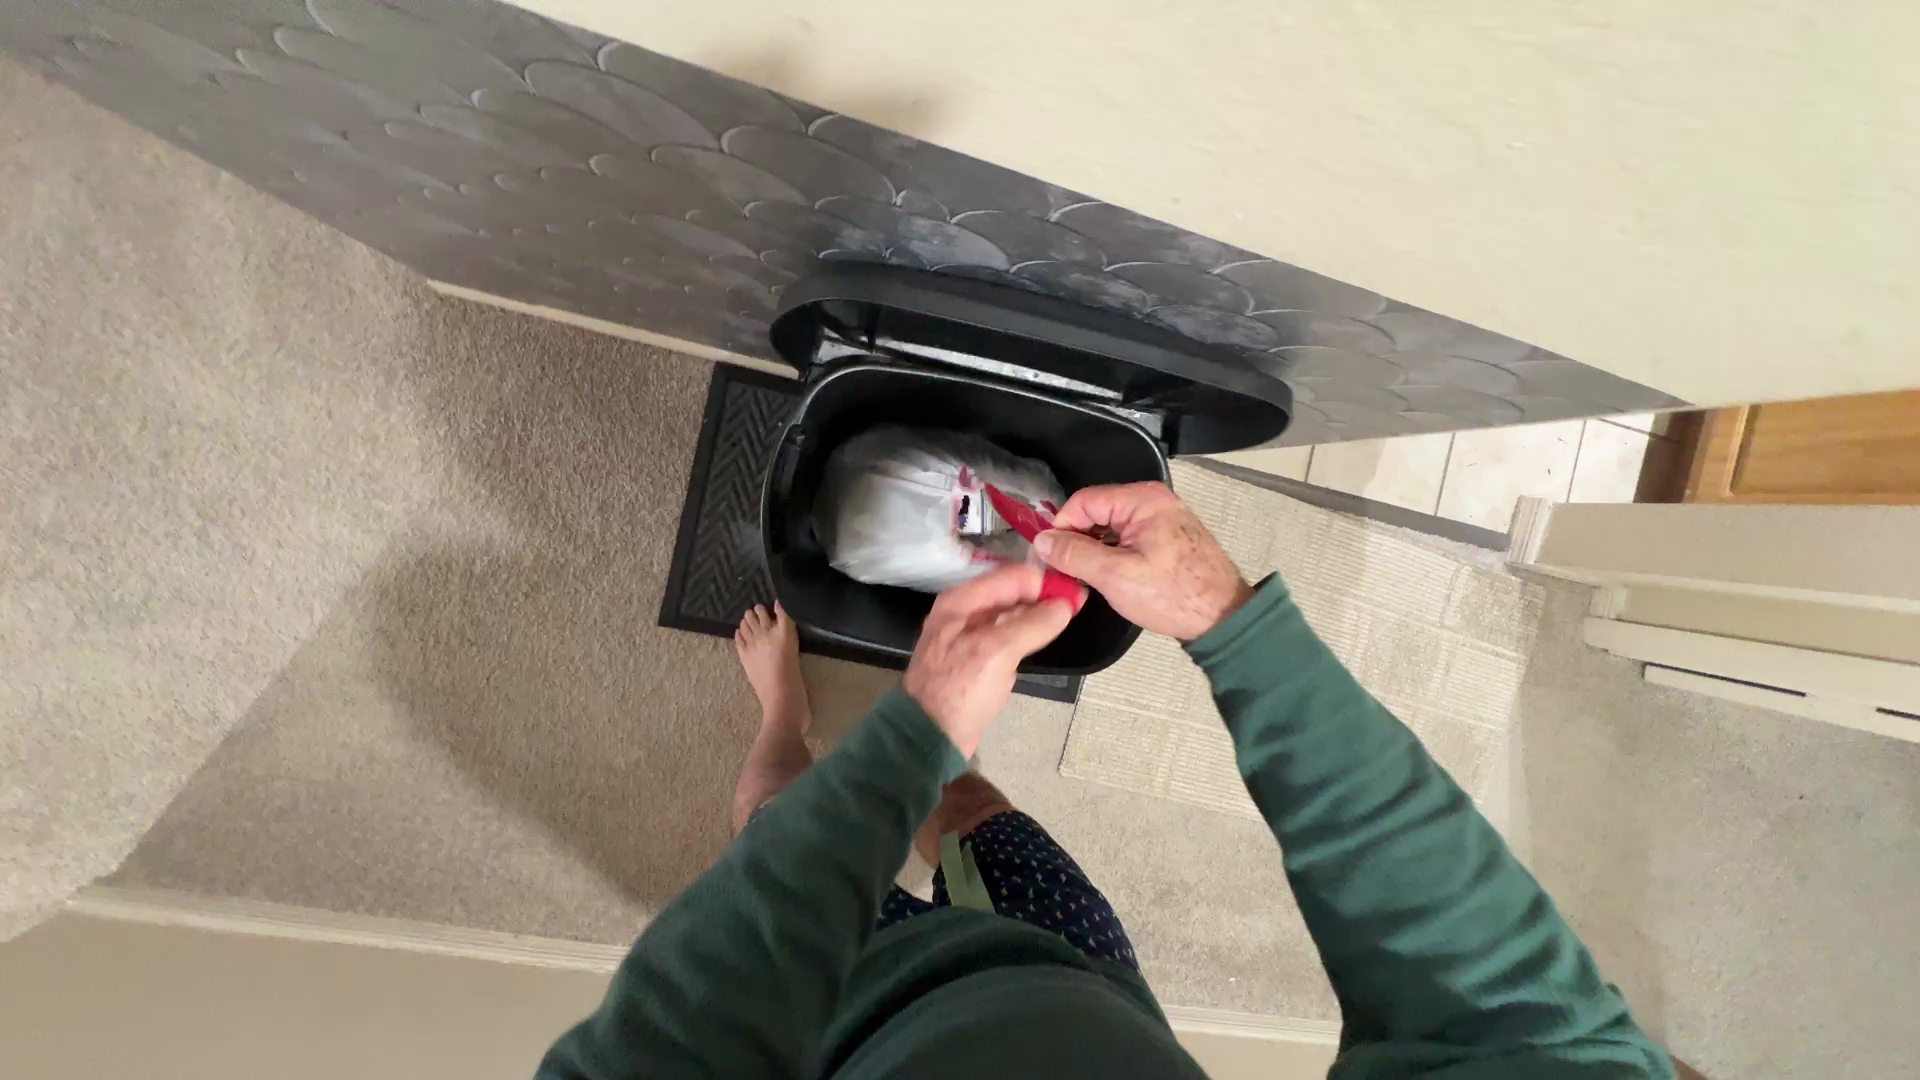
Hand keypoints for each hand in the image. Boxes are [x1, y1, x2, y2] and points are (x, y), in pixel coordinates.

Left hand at [903, 564, 1074, 756]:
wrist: (931, 736)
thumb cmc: (959, 690)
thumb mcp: (997, 652)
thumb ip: (1032, 624)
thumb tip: (1066, 605)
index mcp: (962, 600)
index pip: (1012, 576)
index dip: (1045, 582)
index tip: (1077, 594)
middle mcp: (964, 610)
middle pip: (1011, 592)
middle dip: (1043, 596)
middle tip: (1078, 606)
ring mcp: (969, 634)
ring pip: (1011, 613)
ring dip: (1037, 614)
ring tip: (1069, 619)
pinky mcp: (977, 656)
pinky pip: (1007, 634)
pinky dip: (1026, 633)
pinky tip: (1044, 639)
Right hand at [1033, 481, 1251, 641]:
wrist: (1224, 616)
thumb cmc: (1172, 595)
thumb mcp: (1115, 576)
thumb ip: (1074, 555)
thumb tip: (1040, 540)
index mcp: (1141, 499)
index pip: (1082, 501)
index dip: (1061, 528)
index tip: (1051, 559)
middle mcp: (1151, 499)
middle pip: (1095, 511)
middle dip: (1076, 539)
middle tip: (1066, 572)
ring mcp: (1161, 516)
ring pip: (1108, 525)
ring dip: (1093, 549)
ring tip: (1086, 578)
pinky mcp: (1165, 534)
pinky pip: (1125, 535)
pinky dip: (1111, 553)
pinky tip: (1108, 576)